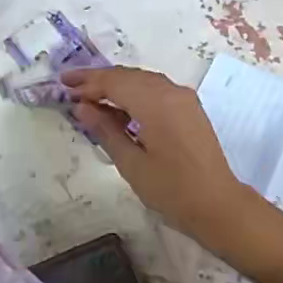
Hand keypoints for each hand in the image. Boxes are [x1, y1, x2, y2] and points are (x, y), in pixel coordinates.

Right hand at [63, 67, 253, 243]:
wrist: (218, 206)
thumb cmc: (171, 190)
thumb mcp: (131, 163)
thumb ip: (105, 130)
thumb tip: (81, 107)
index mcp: (156, 103)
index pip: (114, 82)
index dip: (87, 82)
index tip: (63, 86)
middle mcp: (171, 92)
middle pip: (128, 76)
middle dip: (98, 80)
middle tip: (70, 86)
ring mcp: (183, 98)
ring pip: (142, 80)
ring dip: (115, 85)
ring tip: (89, 96)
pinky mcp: (189, 108)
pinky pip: (155, 89)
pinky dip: (133, 93)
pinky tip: (117, 107)